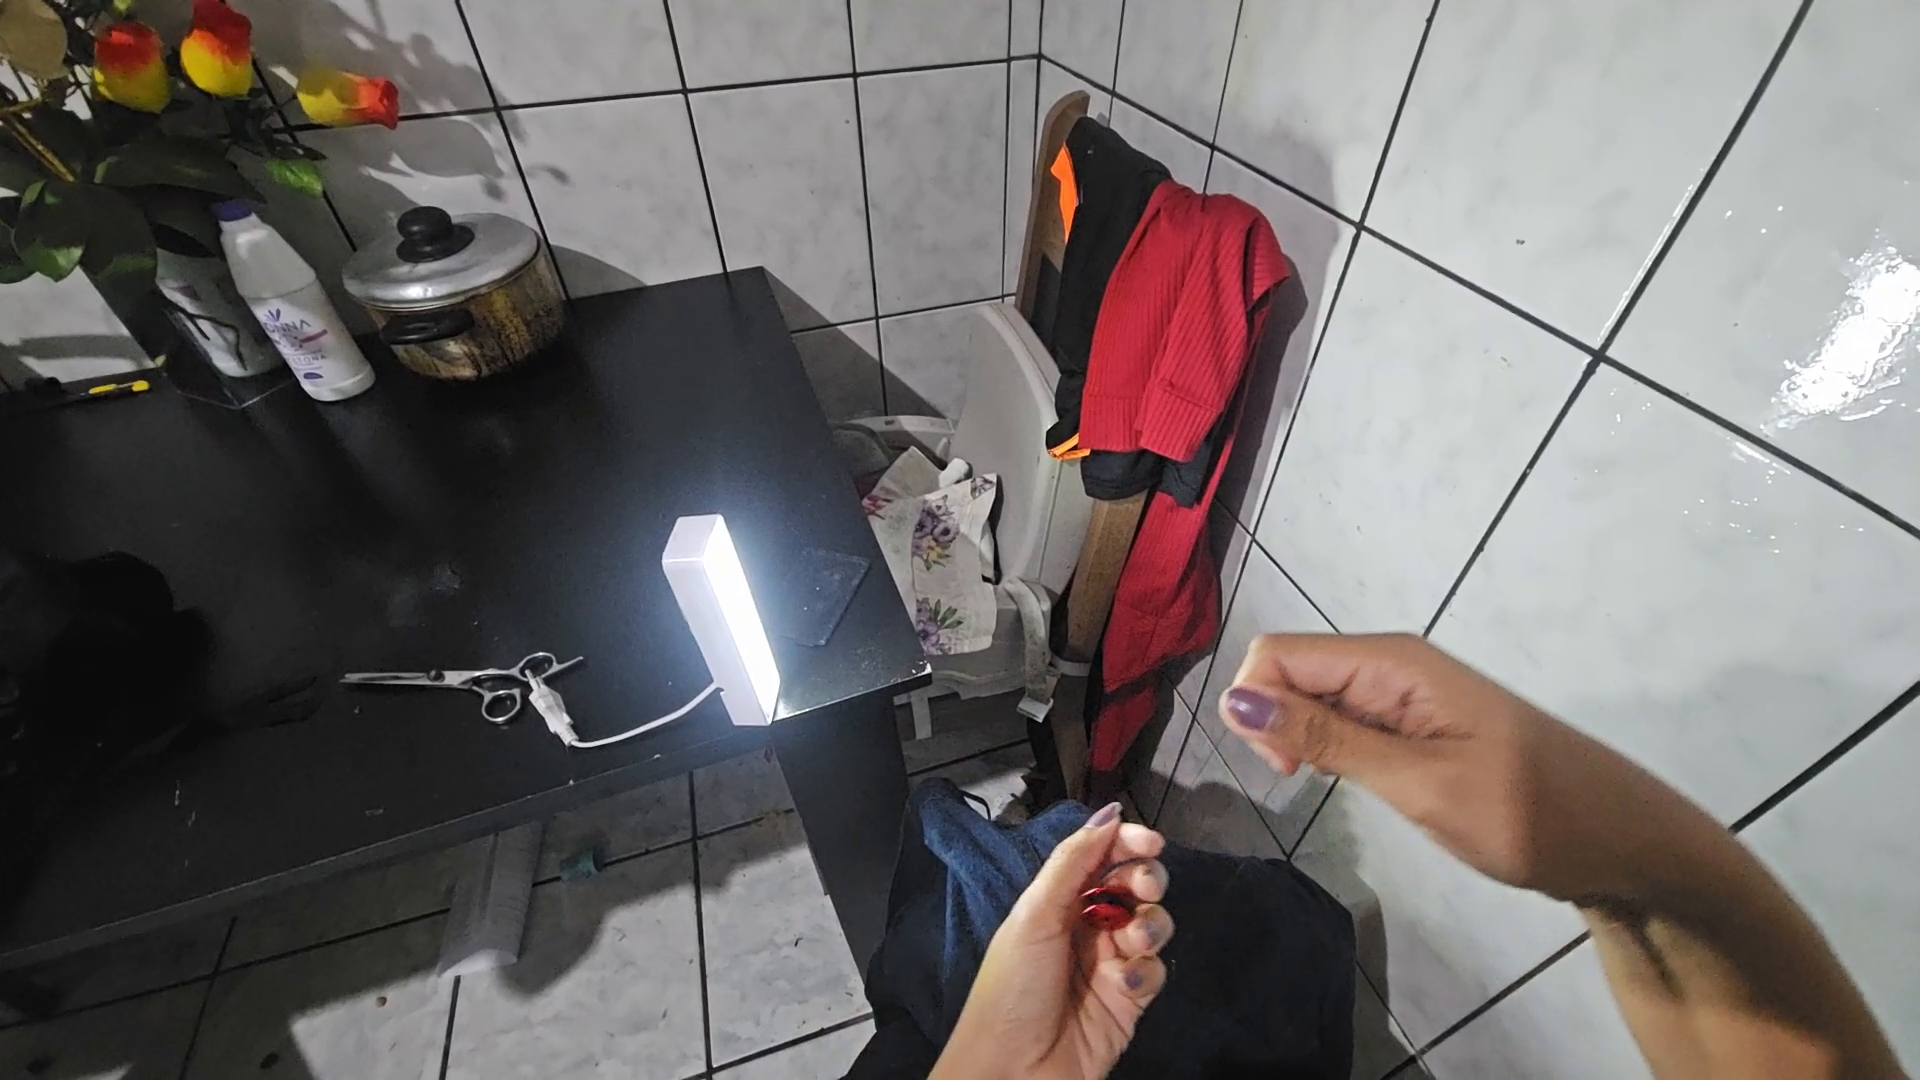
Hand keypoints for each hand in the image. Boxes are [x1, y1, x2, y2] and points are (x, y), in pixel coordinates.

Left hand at [931, 802, 1173, 1079]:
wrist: (1014, 1073)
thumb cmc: (1013, 987)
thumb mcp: (1035, 913)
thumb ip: (1073, 861)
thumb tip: (1108, 813)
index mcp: (1058, 897)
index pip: (1100, 855)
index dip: (1127, 842)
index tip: (1149, 839)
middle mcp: (1086, 923)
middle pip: (1133, 884)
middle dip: (1145, 878)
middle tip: (1142, 887)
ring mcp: (1110, 962)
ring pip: (1151, 923)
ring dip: (1150, 924)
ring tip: (1131, 942)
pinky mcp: (1130, 1000)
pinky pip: (1155, 971)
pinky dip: (1146, 973)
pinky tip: (1125, 987)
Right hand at [1217, 633, 1721, 903]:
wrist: (1635, 848)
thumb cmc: (1534, 817)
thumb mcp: (1421, 784)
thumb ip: (1325, 739)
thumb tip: (1233, 701)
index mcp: (1390, 661)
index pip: (1277, 654)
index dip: (1257, 704)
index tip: (1287, 768)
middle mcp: (1387, 662)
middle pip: (1287, 668)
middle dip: (1273, 720)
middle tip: (1308, 779)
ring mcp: (1398, 688)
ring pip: (1307, 693)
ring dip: (1299, 735)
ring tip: (1339, 783)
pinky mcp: (1406, 716)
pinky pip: (1337, 713)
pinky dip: (1326, 744)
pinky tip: (1357, 776)